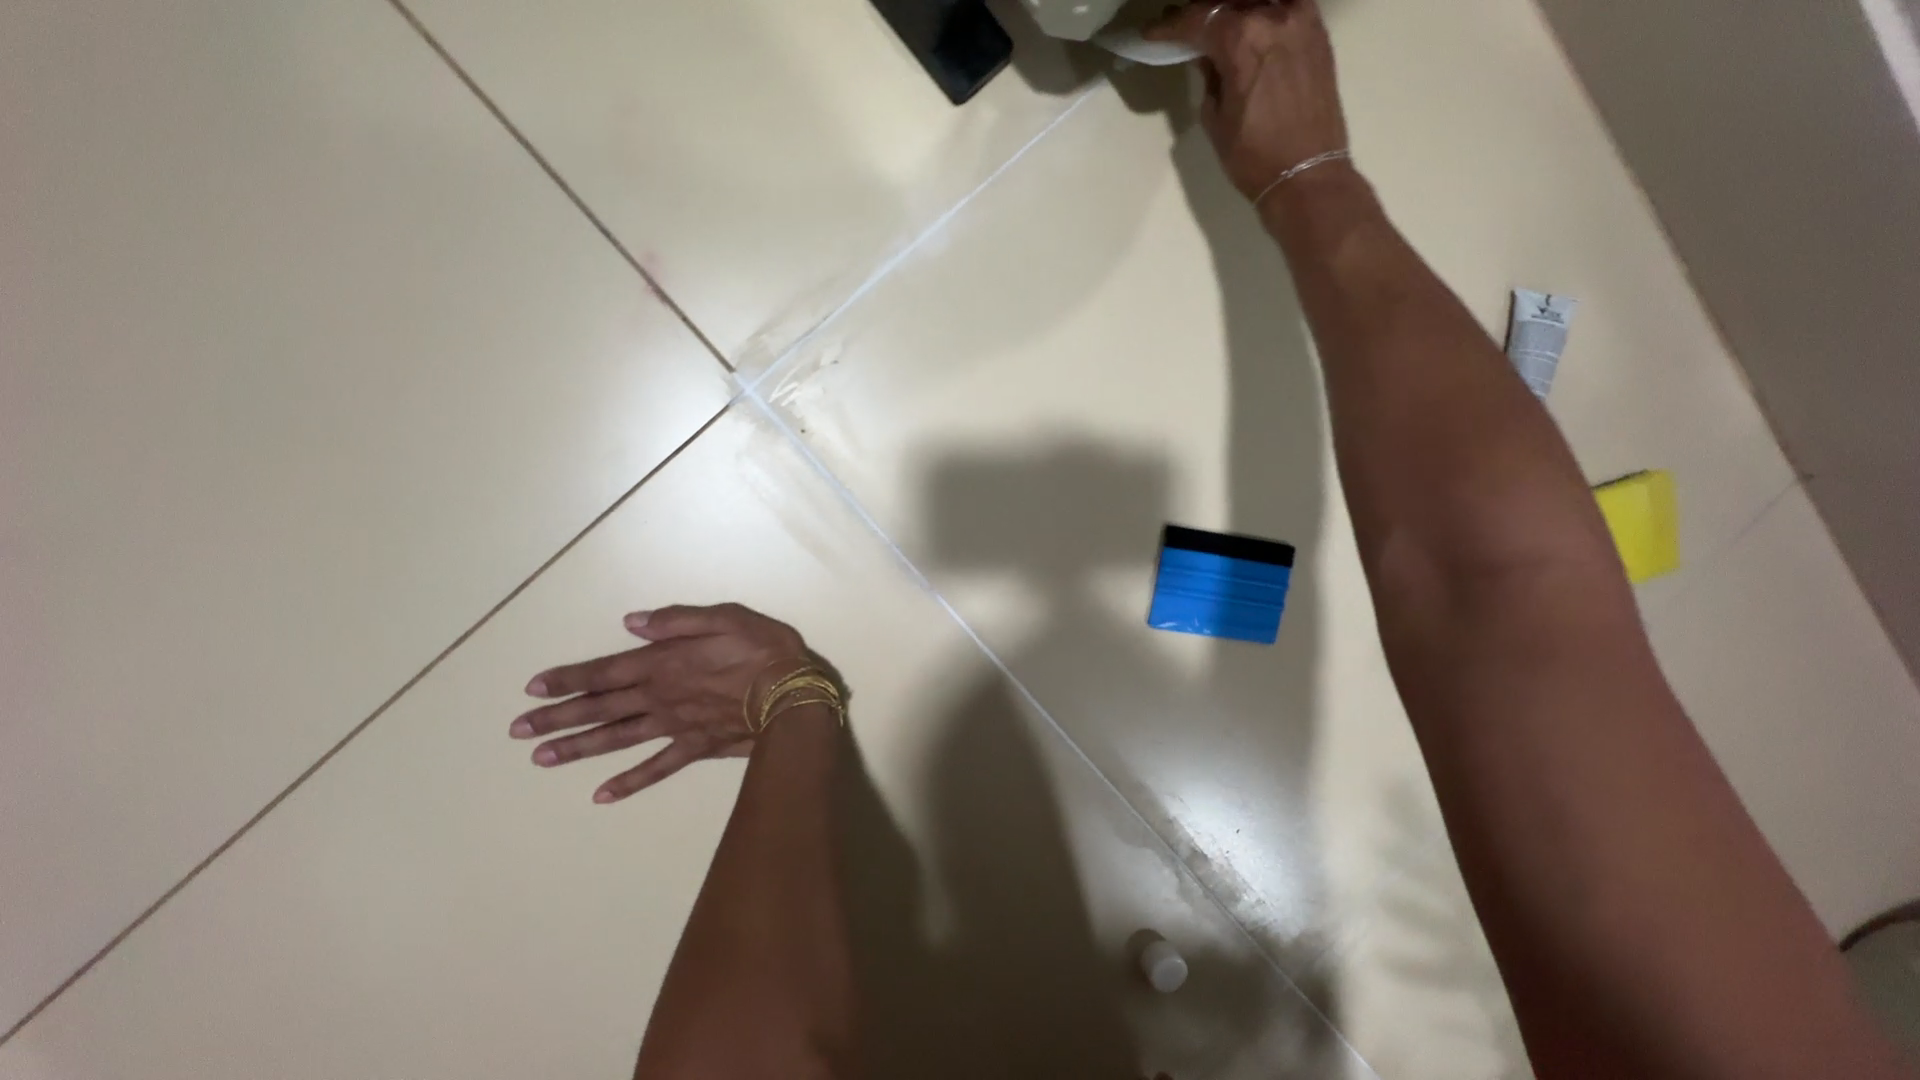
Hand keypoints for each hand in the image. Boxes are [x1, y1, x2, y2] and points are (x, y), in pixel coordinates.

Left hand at [511, 603, 824, 803]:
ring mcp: (675, 726)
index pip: (605, 671)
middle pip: (601, 708)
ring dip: (578, 748)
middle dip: (558, 717)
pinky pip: (657, 768)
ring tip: (540, 758)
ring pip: (618, 738)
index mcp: (663, 662)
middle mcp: (660, 697)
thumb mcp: (724, 617)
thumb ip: (677, 620)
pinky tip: (602, 796)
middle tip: (516, 730)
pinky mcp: (695, 748)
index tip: (531, 689)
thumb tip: (632, 623)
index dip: (568, 679)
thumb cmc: (762, 649)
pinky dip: (630, 782)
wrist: (793, 695)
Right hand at [1146, 0, 1350, 199]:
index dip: (1171, 26)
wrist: (1306, 175)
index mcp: (1242, 40)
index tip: (1153, 32)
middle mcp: (1274, 18)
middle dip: (1202, 11)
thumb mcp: (1216, 119)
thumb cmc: (1253, 156)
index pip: (1199, 20)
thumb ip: (1209, 78)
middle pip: (1229, 1)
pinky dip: (1265, 9)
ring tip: (1219, 21)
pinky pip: (1288, 4)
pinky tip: (1253, 19)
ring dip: (1235, 7)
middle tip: (1182, 22)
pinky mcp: (1318, 32)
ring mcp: (1302, 20)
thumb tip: (1207, 57)